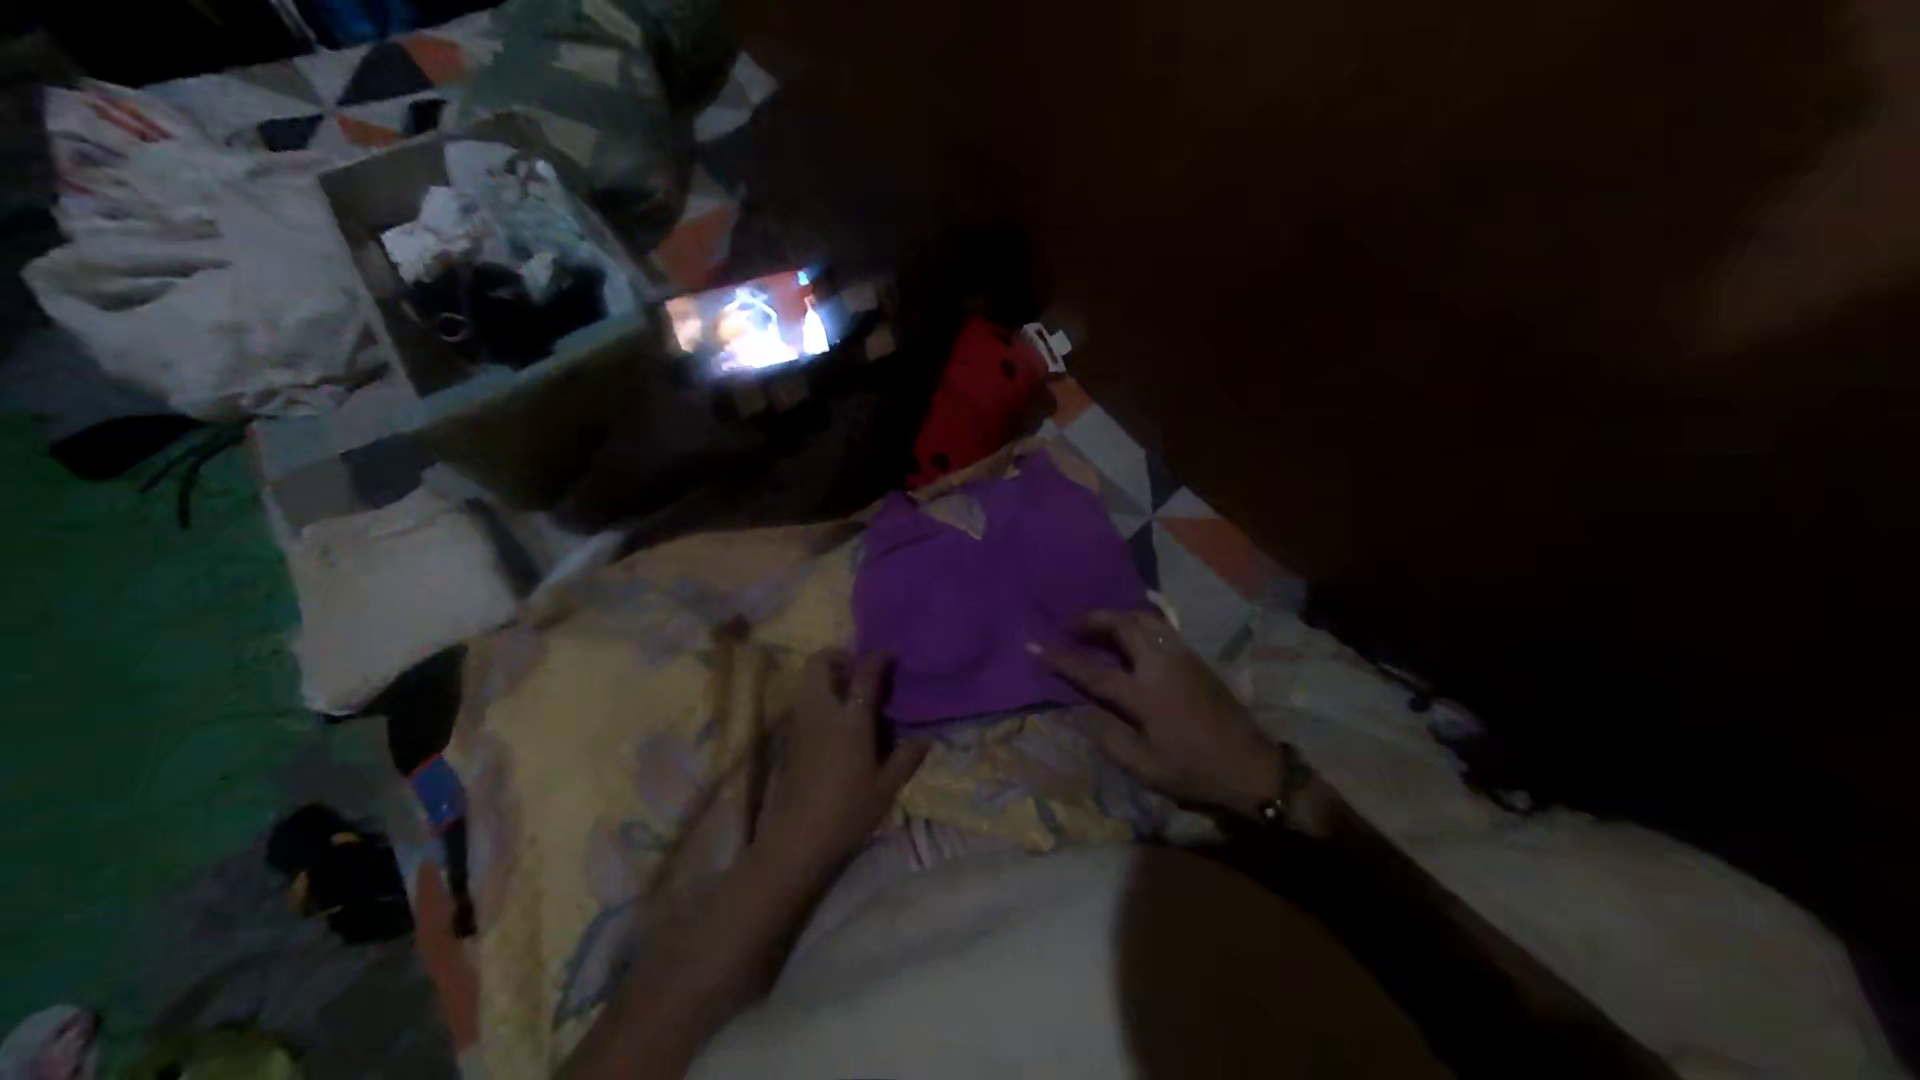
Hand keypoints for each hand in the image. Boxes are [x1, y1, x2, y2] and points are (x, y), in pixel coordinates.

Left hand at [759, 648, 928, 876]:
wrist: (795, 840)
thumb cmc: (847, 812)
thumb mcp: (886, 788)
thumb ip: (906, 758)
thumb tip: (924, 739)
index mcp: (849, 719)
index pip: (864, 674)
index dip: (878, 658)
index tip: (892, 653)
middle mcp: (820, 712)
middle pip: (818, 664)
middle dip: (838, 656)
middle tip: (860, 670)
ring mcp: (800, 724)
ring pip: (807, 681)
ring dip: (827, 676)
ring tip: (852, 695)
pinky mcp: (789, 739)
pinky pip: (804, 703)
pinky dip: (820, 697)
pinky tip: (838, 723)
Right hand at [1034, 610, 1282, 819]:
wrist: (1253, 766)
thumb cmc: (1196, 771)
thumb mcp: (1146, 768)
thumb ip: (1110, 737)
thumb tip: (1086, 711)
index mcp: (1146, 695)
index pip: (1093, 672)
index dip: (1061, 659)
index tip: (1034, 645)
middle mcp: (1163, 665)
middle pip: (1122, 625)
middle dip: (1090, 620)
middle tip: (1067, 627)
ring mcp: (1182, 656)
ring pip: (1144, 618)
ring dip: (1115, 617)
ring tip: (1095, 628)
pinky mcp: (1195, 658)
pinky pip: (1160, 627)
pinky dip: (1136, 622)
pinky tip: (1127, 634)